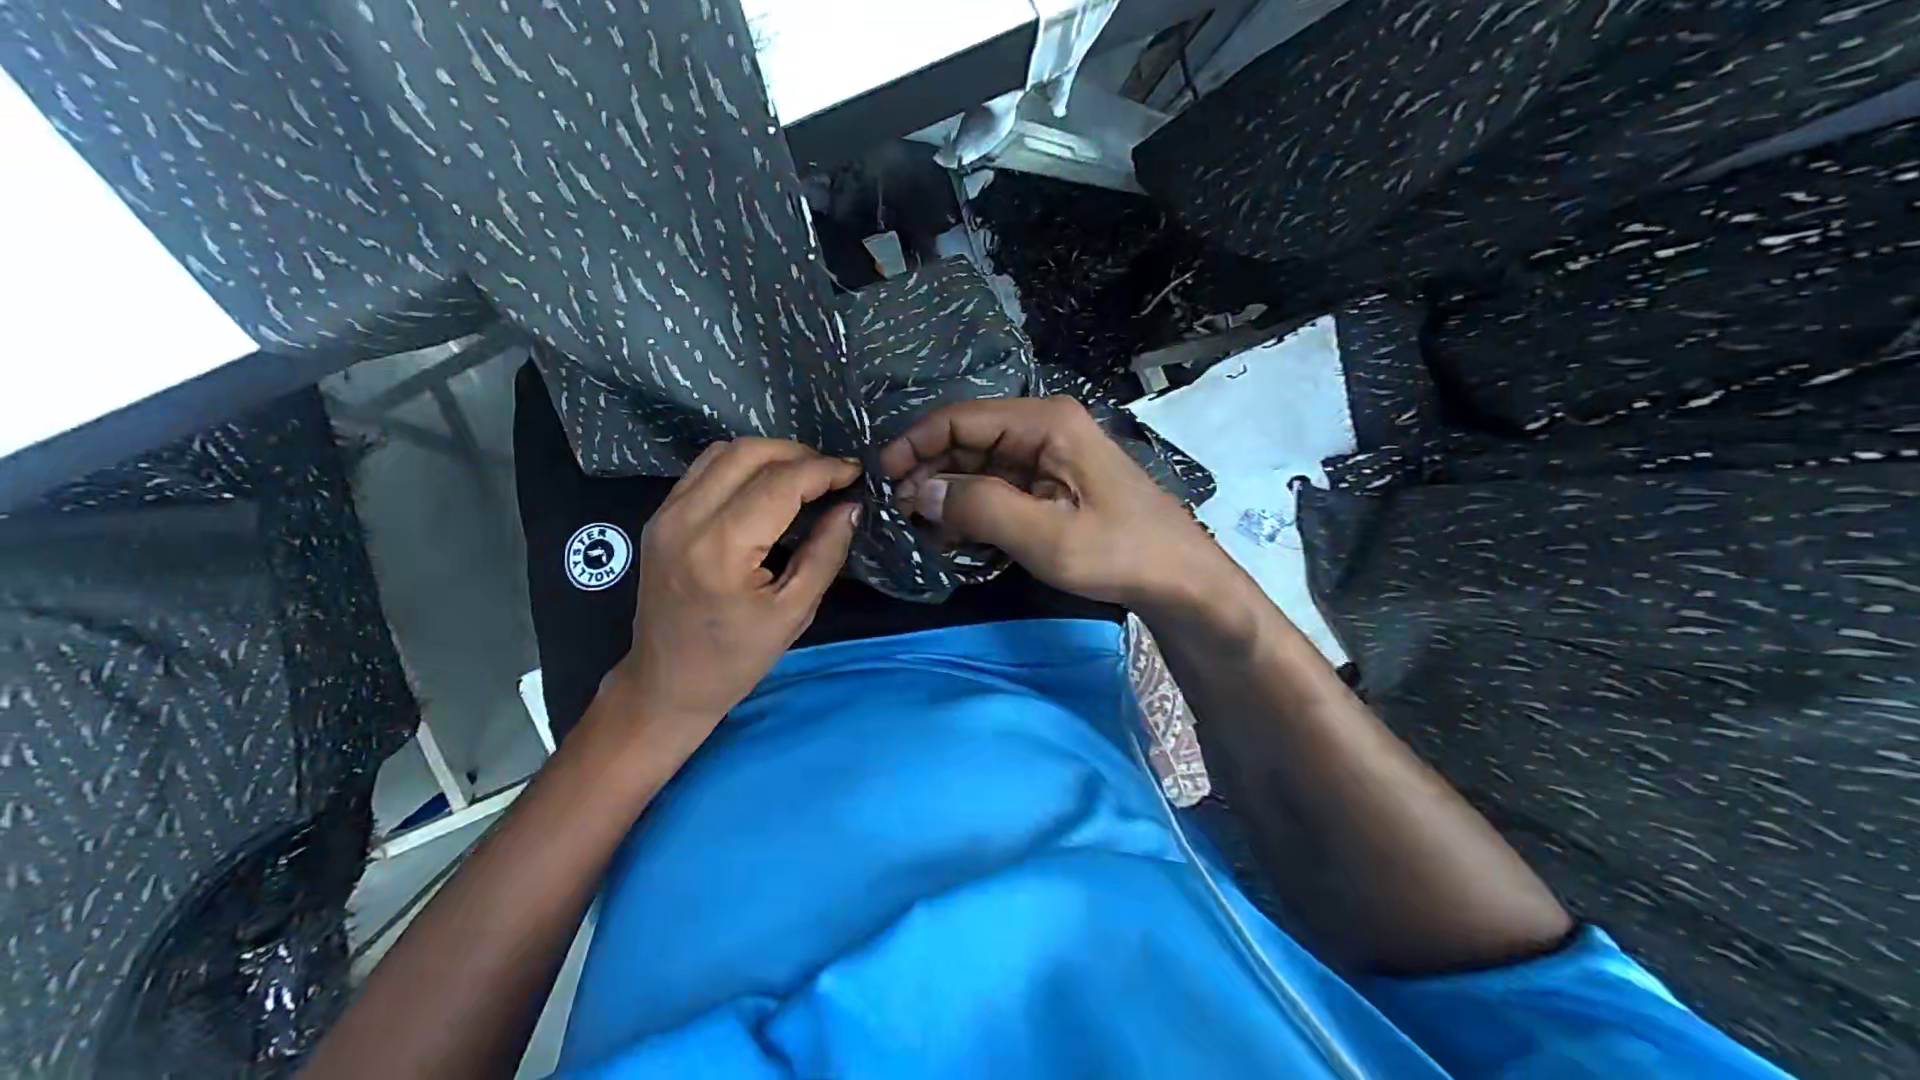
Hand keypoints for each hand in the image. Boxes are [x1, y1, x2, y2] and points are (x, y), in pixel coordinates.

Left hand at [605, 438, 861, 755]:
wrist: (666, 683)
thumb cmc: (735, 659)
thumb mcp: (794, 612)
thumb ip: (826, 553)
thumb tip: (851, 506)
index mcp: (721, 548)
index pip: (781, 483)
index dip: (824, 470)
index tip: (856, 473)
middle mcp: (686, 519)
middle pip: (749, 453)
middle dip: (799, 454)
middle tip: (833, 474)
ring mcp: (666, 514)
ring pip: (723, 452)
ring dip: (770, 454)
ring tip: (805, 476)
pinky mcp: (659, 516)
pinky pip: (704, 469)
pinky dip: (742, 466)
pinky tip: (767, 486)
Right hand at [878, 396, 1237, 614]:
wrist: (1178, 578)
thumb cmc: (1118, 552)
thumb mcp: (1046, 536)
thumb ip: (979, 508)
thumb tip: (919, 491)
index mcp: (1045, 423)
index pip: (959, 418)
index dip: (915, 444)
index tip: (883, 480)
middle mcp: (1044, 427)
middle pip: (967, 440)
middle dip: (930, 473)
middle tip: (901, 515)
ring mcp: (1049, 455)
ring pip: (979, 465)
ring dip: (949, 495)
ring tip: (924, 531)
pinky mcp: (1052, 483)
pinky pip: (999, 487)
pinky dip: (974, 508)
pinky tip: (956, 537)